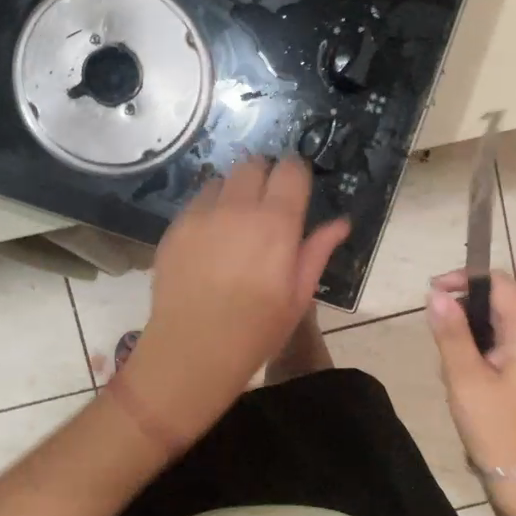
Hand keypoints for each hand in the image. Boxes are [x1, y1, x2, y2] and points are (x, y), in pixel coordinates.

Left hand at [124, 158, 349, 440]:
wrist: (193, 350)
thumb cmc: (255, 331)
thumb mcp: (298, 296)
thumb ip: (317, 251)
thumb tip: (340, 223)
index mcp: (276, 223)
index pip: (290, 170)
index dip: (296, 175)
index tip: (296, 191)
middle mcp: (238, 208)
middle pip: (253, 165)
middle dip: (264, 177)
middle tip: (267, 205)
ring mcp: (201, 215)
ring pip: (221, 180)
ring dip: (233, 192)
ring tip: (235, 223)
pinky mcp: (175, 228)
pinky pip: (196, 202)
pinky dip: (208, 210)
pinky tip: (210, 240)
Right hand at [427, 269, 515, 491]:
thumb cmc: (492, 424)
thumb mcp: (464, 376)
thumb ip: (450, 332)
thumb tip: (435, 293)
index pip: (499, 283)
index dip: (465, 278)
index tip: (431, 292)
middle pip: (495, 299)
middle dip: (460, 308)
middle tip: (434, 331)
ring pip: (489, 322)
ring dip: (462, 332)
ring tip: (447, 363)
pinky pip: (490, 343)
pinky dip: (470, 349)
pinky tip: (456, 375)